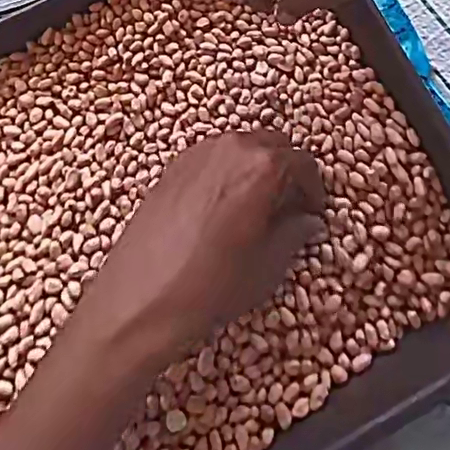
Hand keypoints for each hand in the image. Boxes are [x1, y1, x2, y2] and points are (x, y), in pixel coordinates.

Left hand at [0, 131, 325, 449]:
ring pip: (242, 146)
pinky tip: (224, 208)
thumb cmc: (205, 288)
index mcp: (260, 166)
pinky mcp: (174, 165)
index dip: (314, 189)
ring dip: (257, 168)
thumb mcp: (265, 267)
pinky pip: (214, 156)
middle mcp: (230, 147)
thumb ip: (293, 233)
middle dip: (288, 172)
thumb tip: (306, 220)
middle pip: (274, 145)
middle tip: (290, 208)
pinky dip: (228, 171)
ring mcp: (197, 152)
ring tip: (257, 209)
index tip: (313, 212)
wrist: (136, 303)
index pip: (303, 162)